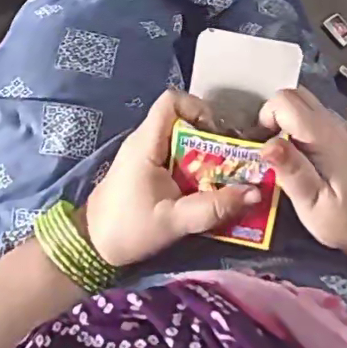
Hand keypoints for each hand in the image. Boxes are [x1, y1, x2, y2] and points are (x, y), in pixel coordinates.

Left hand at [82, 90, 262, 266]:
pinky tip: (206, 189)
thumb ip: (214, 207)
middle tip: (231, 162)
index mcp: (146, 143)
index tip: (216, 137)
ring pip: (182, 139)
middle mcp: (145, 141)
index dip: (198, 109)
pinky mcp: (148, 170)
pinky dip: (195, 167)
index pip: (171, 100)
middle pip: (183, 120)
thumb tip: (255, 192)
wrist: (91, 247)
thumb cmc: (127, 229)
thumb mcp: (174, 221)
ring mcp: (145, 155)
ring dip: (206, 155)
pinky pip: (177, 156)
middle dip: (211, 138)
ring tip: (224, 177)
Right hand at [257, 88, 346, 259]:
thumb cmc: (345, 220)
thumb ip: (291, 171)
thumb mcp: (312, 204)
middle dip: (271, 113)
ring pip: (301, 102)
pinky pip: (308, 115)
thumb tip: (266, 144)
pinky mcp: (335, 136)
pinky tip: (292, 153)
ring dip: (282, 117)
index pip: (284, 101)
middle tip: (266, 146)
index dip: (266, 117)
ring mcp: (335, 128)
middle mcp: (329, 124)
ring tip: (276, 151)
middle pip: (292, 94)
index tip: (261, 147)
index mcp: (322, 137)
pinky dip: (293, 124)